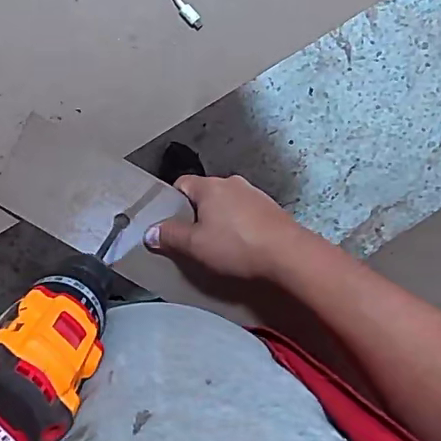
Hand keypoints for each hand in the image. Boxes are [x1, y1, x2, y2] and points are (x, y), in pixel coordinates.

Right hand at [144, 174, 315, 281]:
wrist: (289, 256)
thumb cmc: (238, 246)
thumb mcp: (194, 245)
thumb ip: (169, 236)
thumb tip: (151, 232)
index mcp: (210, 186)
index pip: (181, 184)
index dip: (171, 202)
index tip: (168, 221)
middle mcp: (233, 184)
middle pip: (205, 194)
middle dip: (196, 214)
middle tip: (191, 238)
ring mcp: (255, 196)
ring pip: (227, 204)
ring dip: (220, 221)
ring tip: (218, 247)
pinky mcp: (271, 211)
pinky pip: (246, 215)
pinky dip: (240, 227)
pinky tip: (241, 248)